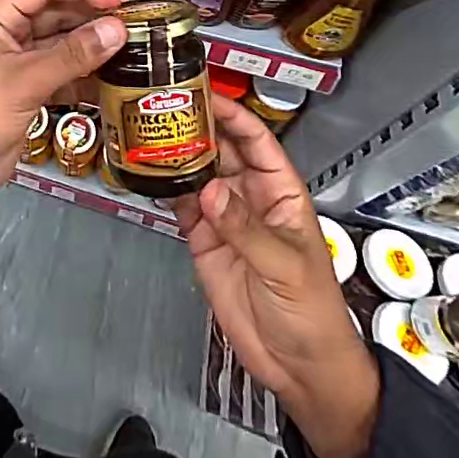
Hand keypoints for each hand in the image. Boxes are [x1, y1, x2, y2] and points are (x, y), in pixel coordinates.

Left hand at [0, 0, 126, 252]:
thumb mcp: (27, 80)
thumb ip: (74, 54)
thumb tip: (116, 29)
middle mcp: (5, 31)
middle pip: (55, 14)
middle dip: (89, 19)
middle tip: (129, 23)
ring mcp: (15, 59)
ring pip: (59, 43)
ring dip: (89, 47)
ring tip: (127, 48)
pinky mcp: (25, 86)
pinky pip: (59, 71)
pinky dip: (80, 74)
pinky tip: (108, 79)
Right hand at [174, 97, 379, 457]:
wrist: (296, 365)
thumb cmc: (311, 310)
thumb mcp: (285, 266)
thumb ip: (246, 228)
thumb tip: (209, 190)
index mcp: (279, 189)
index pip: (256, 140)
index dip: (233, 114)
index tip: (205, 94)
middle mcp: (248, 193)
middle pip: (220, 149)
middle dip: (195, 128)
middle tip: (163, 110)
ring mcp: (223, 214)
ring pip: (197, 172)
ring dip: (176, 155)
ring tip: (148, 135)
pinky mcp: (201, 236)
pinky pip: (181, 203)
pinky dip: (164, 187)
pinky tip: (148, 174)